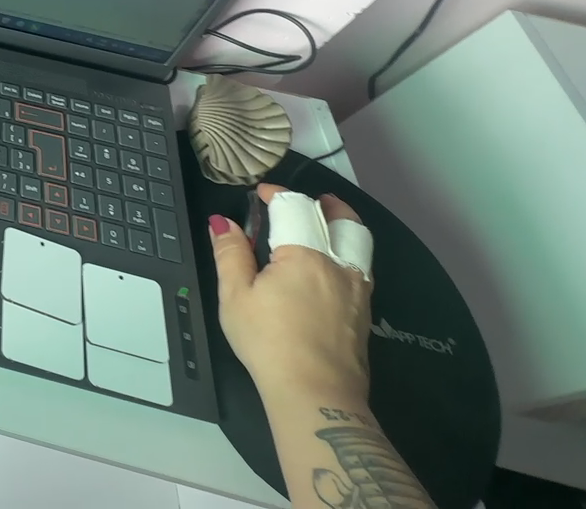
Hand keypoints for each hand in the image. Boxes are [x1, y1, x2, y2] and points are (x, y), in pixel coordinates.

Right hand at [209, 183, 372, 407]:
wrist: (315, 393)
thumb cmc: (268, 341)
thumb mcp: (234, 294)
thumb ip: (230, 253)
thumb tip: (222, 222)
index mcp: (305, 256)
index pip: (294, 208)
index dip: (275, 193)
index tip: (259, 192)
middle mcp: (339, 267)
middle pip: (342, 221)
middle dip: (323, 203)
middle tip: (307, 198)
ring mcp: (357, 290)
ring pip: (360, 244)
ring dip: (342, 225)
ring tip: (324, 220)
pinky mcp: (363, 311)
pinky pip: (361, 266)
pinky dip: (347, 250)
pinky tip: (328, 261)